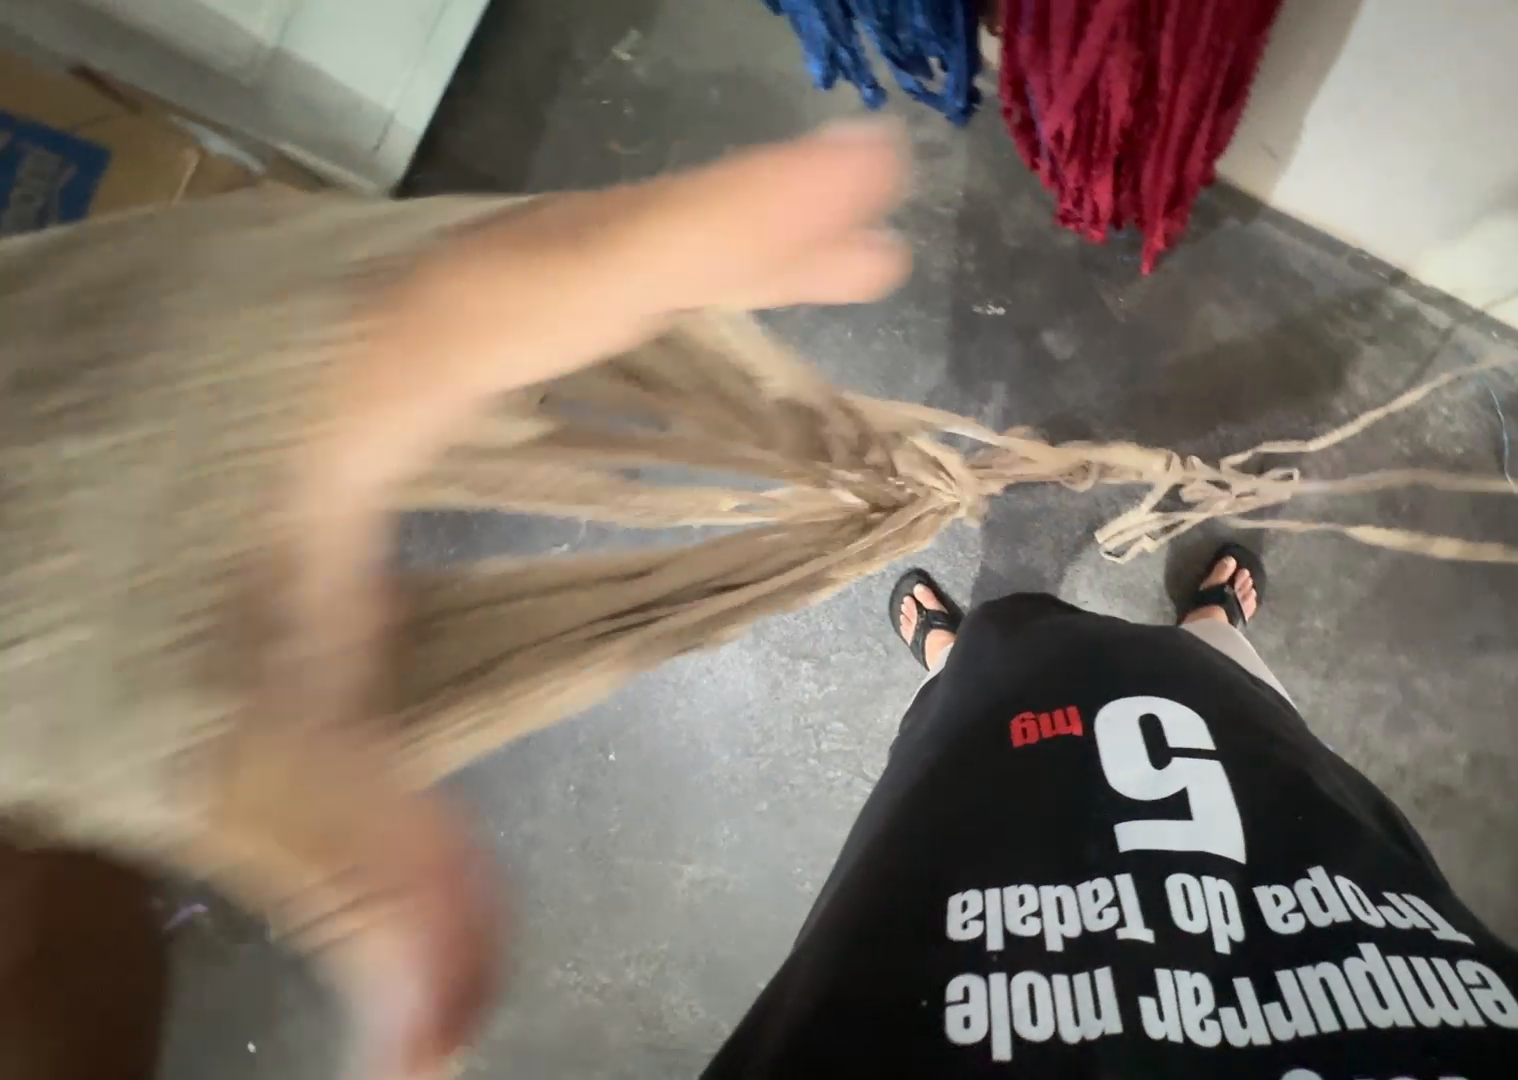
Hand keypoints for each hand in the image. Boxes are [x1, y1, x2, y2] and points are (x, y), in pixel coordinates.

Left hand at [228, 118, 910, 1079]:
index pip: (611, 265)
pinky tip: (688, 337)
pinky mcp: (372, 309)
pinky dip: (647, 300)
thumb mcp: (201, 734)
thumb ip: (357, 862)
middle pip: (624, 240)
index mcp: (393, 344)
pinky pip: (551, 289)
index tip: (870, 171)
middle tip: (878, 239)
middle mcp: (403, 279)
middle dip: (765, 236)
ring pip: (590, 253)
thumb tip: (450, 1043)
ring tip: (835, 264)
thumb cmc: (37, 587)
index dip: (751, 222)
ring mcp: (386, 281)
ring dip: (718, 263)